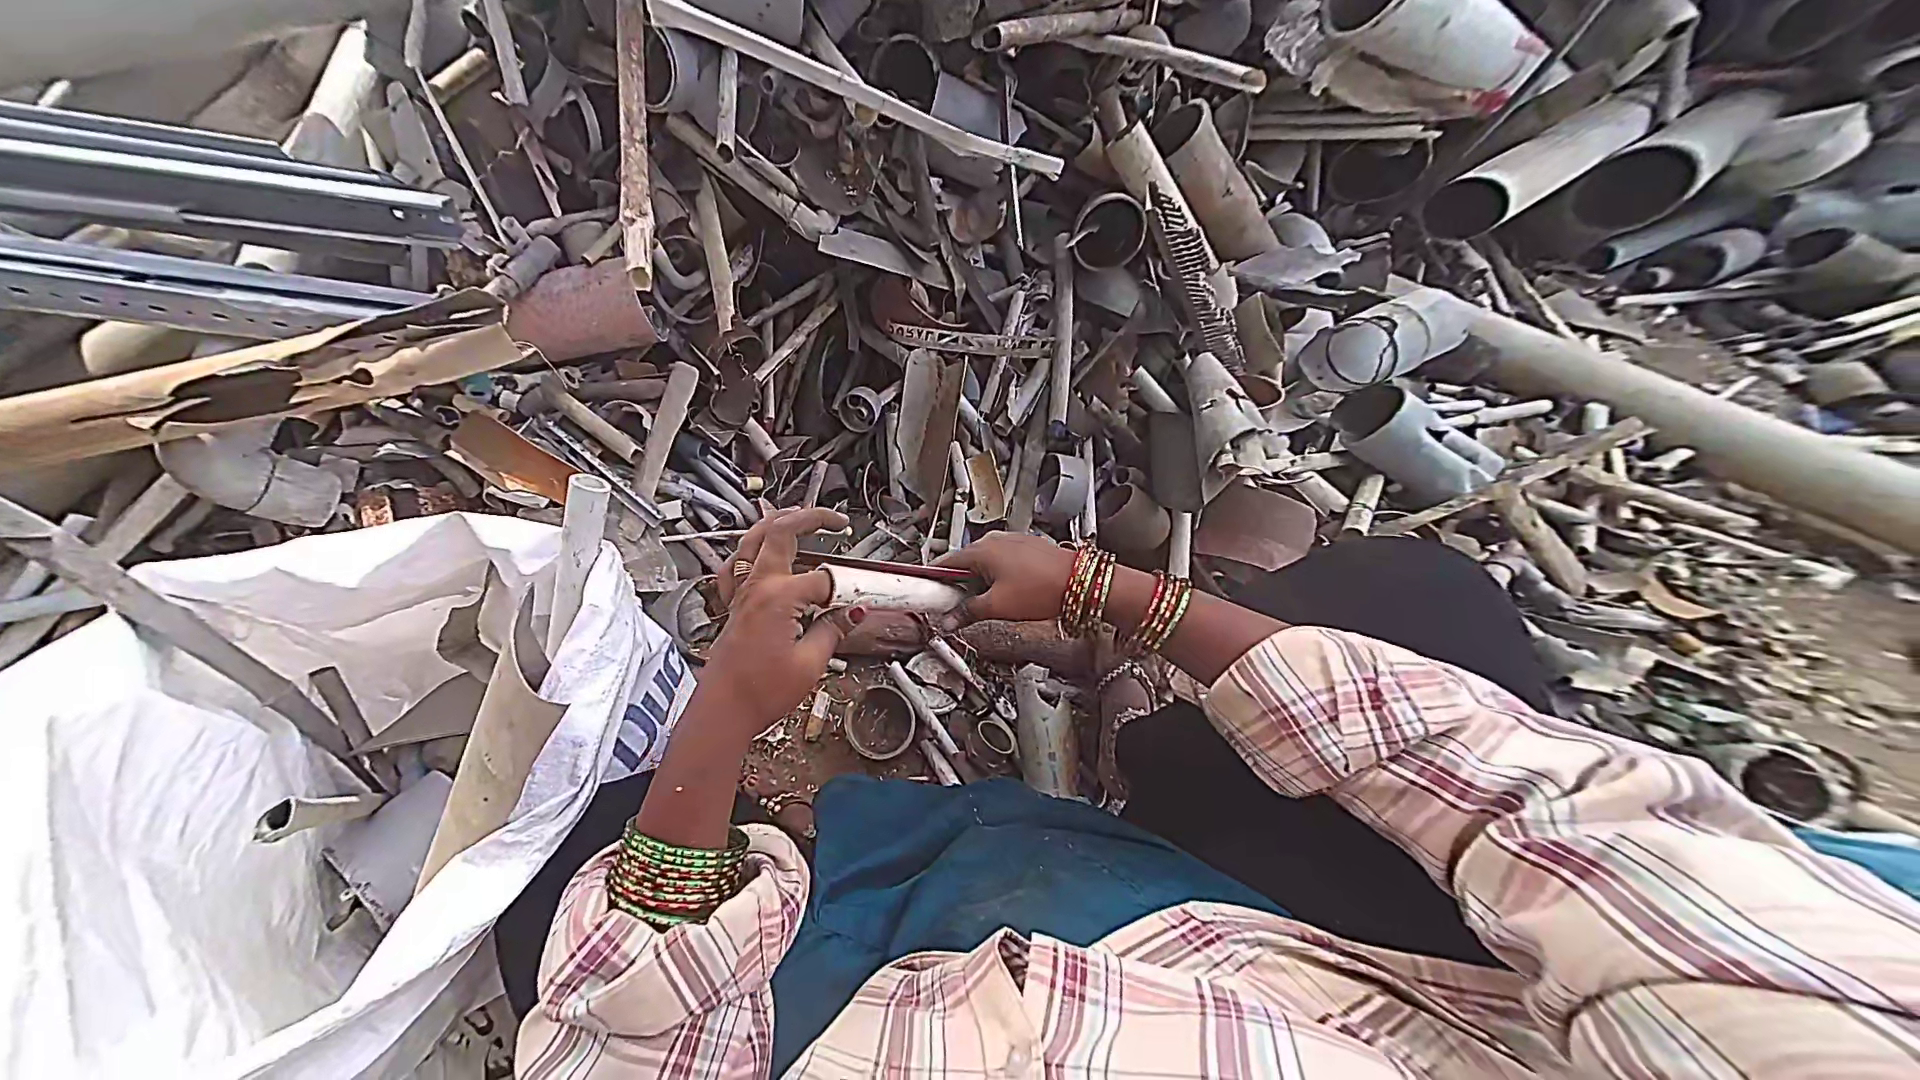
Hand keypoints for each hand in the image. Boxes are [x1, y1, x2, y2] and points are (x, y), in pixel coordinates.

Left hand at [698, 507, 851, 740]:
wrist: (723, 712)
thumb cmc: (759, 693)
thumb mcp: (810, 662)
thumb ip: (833, 629)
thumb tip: (853, 612)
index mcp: (778, 598)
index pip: (823, 579)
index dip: (846, 589)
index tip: (860, 601)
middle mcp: (757, 588)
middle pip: (782, 533)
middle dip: (812, 518)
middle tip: (835, 520)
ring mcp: (741, 594)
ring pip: (753, 539)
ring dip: (777, 522)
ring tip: (798, 514)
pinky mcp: (733, 606)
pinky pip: (736, 565)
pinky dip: (748, 550)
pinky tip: (758, 549)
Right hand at [932, 532, 1076, 626]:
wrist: (1080, 583)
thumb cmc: (1043, 588)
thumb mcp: (997, 606)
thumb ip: (967, 612)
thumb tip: (949, 620)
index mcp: (981, 550)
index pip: (944, 563)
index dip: (934, 581)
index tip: (930, 596)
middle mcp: (995, 539)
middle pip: (964, 563)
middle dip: (959, 585)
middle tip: (959, 607)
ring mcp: (1012, 541)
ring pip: (984, 563)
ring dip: (980, 581)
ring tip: (990, 602)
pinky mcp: (1027, 548)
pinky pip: (1002, 561)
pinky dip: (998, 576)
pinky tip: (1008, 593)